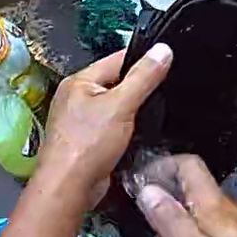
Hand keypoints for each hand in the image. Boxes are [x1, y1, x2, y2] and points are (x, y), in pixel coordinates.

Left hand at [34, 45, 172, 208]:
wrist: (68, 187)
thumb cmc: (87, 144)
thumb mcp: (121, 105)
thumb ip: (143, 77)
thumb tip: (163, 50)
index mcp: (79, 81)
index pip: (117, 59)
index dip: (143, 59)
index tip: (168, 61)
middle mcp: (77, 97)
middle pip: (117, 83)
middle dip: (140, 86)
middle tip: (167, 89)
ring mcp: (81, 120)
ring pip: (116, 106)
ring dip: (134, 110)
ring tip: (159, 110)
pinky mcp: (88, 141)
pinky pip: (113, 126)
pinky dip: (128, 127)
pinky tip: (143, 132)